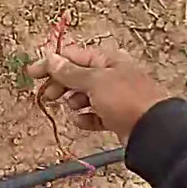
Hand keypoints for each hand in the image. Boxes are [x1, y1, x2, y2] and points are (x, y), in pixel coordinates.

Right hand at [28, 43, 170, 142]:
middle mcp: (111, 75)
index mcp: (108, 60)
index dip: (52, 64)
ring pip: (84, 96)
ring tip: (74, 108)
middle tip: (48, 96)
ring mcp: (114, 97)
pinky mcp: (116, 117)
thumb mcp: (95, 82)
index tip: (32, 74)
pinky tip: (83, 121)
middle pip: (77, 76)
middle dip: (61, 84)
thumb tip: (51, 59)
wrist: (153, 131)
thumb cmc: (125, 99)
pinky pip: (94, 114)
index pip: (73, 56)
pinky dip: (86, 118)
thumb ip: (71, 72)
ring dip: (74, 102)